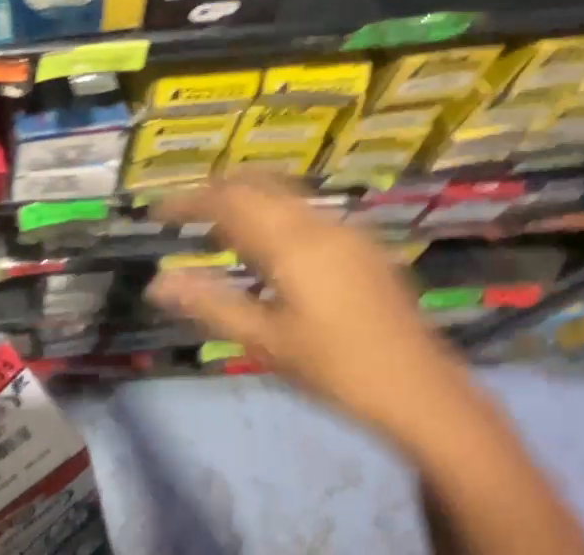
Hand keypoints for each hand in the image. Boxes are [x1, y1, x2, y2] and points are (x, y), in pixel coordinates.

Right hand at [147, 170, 474, 443]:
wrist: (427, 397)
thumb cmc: (338, 370)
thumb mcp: (266, 342)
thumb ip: (210, 305)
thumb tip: (157, 283)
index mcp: (290, 242)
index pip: (226, 202)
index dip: (187, 202)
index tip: (157, 214)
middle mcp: (318, 224)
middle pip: (256, 185)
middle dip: (215, 194)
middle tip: (185, 216)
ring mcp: (346, 232)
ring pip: (283, 194)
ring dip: (246, 202)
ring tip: (221, 232)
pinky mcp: (364, 247)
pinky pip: (306, 211)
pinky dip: (275, 214)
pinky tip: (271, 250)